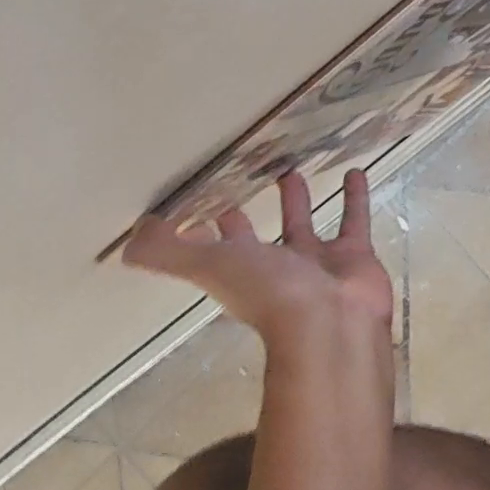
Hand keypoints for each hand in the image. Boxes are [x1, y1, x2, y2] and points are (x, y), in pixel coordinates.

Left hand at [123, 170, 392, 341]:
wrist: (333, 319)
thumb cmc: (271, 292)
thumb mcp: (209, 267)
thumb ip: (166, 251)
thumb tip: (135, 229)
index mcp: (235, 271)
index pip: (212, 245)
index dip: (203, 224)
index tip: (200, 195)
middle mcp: (272, 267)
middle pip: (255, 235)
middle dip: (247, 210)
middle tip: (247, 176)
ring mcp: (315, 261)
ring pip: (304, 224)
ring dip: (298, 200)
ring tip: (294, 170)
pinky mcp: (352, 254)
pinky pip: (353, 220)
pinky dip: (354, 197)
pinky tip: (354, 172)